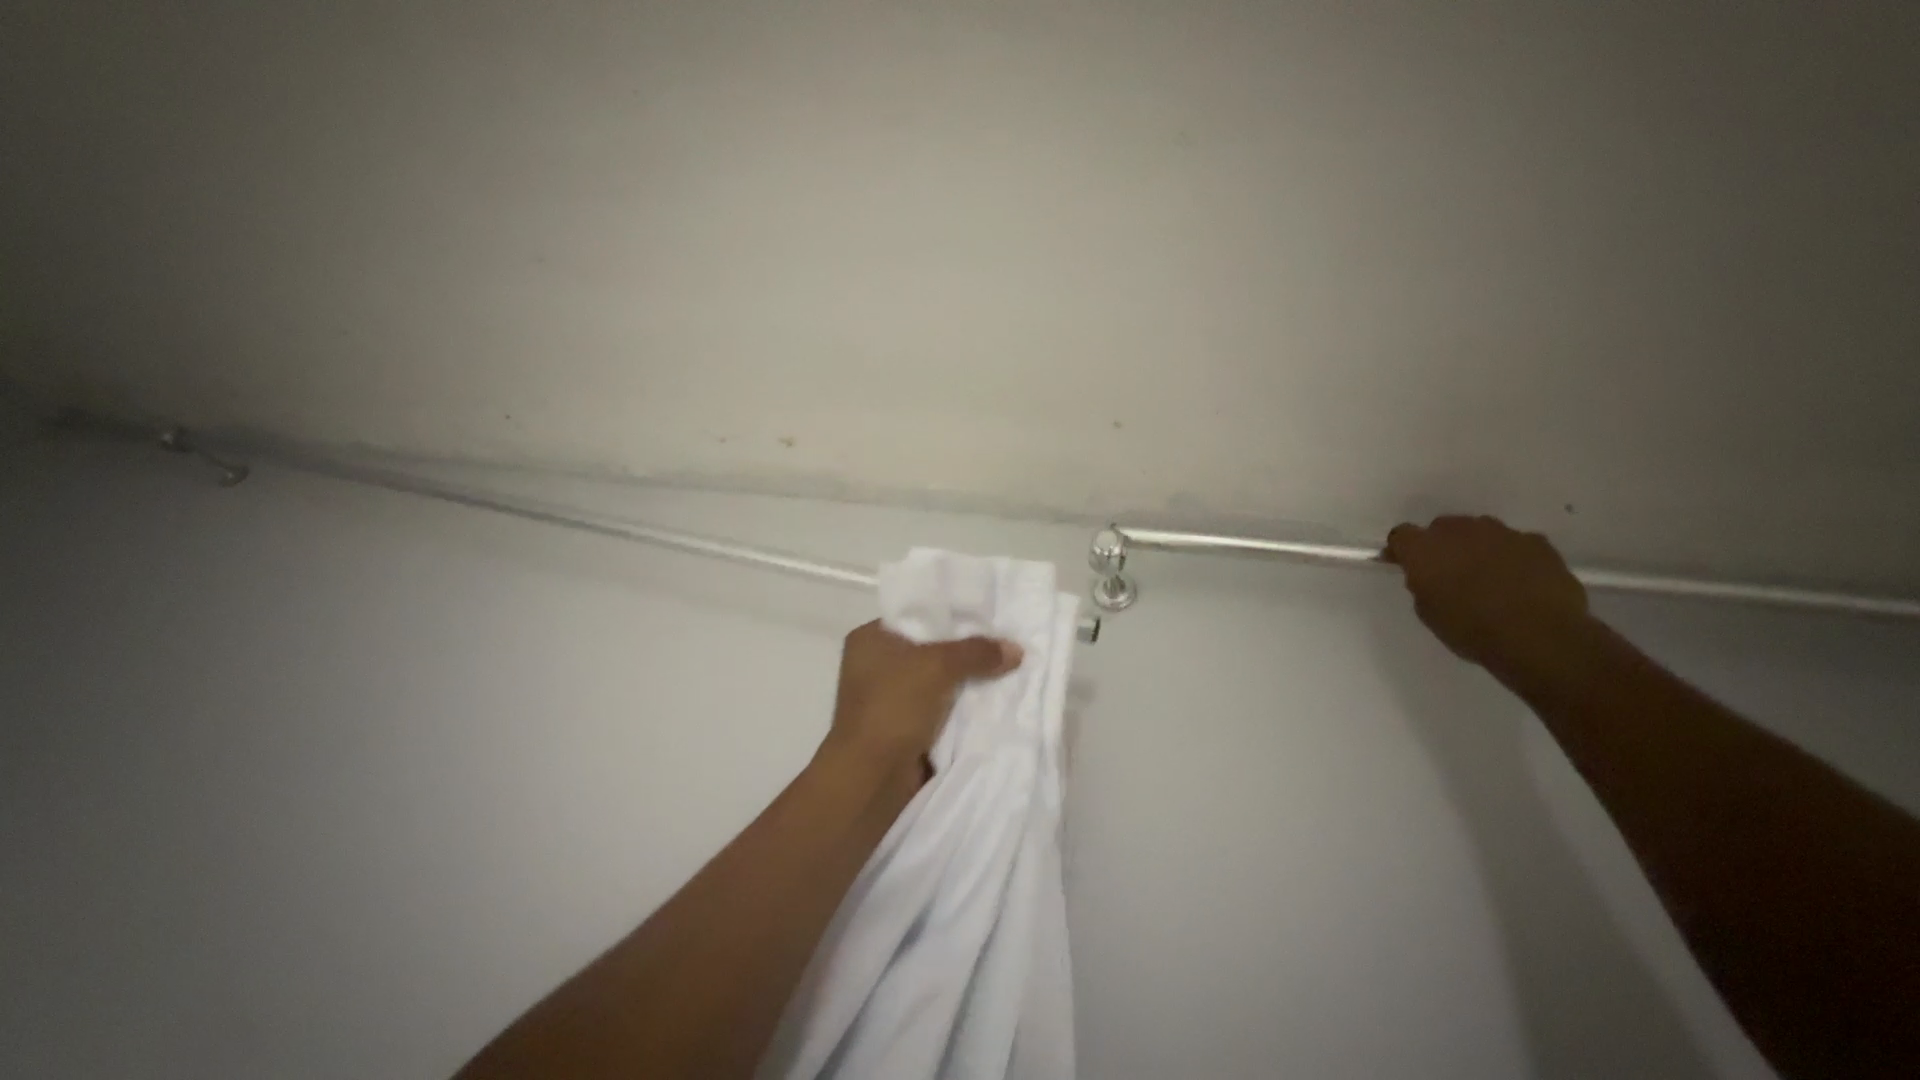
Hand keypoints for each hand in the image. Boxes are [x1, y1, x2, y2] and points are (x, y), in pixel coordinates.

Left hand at [821, 621, 1023, 780]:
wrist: (871, 777)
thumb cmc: (894, 707)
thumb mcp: (938, 666)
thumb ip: (978, 652)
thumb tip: (1016, 649)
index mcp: (870, 638)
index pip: (917, 615)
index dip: (953, 615)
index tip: (991, 617)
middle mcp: (875, 664)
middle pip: (931, 649)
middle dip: (966, 651)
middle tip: (1007, 644)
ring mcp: (888, 699)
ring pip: (938, 681)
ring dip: (968, 682)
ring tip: (1010, 670)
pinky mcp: (903, 728)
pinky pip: (940, 709)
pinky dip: (962, 708)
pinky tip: (995, 701)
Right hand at [1383, 515, 1591, 670]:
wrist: (1540, 637)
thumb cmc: (1473, 631)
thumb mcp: (1430, 615)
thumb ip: (1422, 586)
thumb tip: (1427, 576)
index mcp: (1426, 549)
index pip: (1401, 536)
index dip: (1402, 550)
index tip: (1404, 566)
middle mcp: (1461, 531)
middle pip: (1442, 528)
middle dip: (1442, 546)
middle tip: (1448, 574)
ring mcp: (1503, 533)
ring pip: (1481, 533)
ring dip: (1477, 549)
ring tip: (1488, 578)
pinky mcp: (1538, 542)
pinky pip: (1515, 545)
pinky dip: (1512, 558)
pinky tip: (1520, 583)